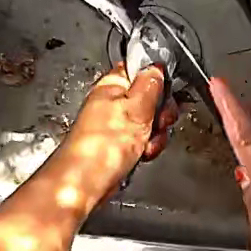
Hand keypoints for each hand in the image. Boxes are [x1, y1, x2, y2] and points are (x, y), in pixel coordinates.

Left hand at [45, 65, 176, 207]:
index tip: (165, 93)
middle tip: (157, 121)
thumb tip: (157, 67)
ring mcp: (117, 125)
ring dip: (156, 134)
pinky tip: (142, 155)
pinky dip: (148, 148)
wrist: (85, 183)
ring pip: (151, 122)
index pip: (140, 69)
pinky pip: (144, 141)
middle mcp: (113, 103)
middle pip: (151, 98)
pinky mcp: (120, 146)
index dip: (157, 80)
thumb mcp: (135, 108)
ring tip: (145, 143)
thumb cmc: (100, 147)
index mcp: (112, 85)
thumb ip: (149, 85)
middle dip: (161, 113)